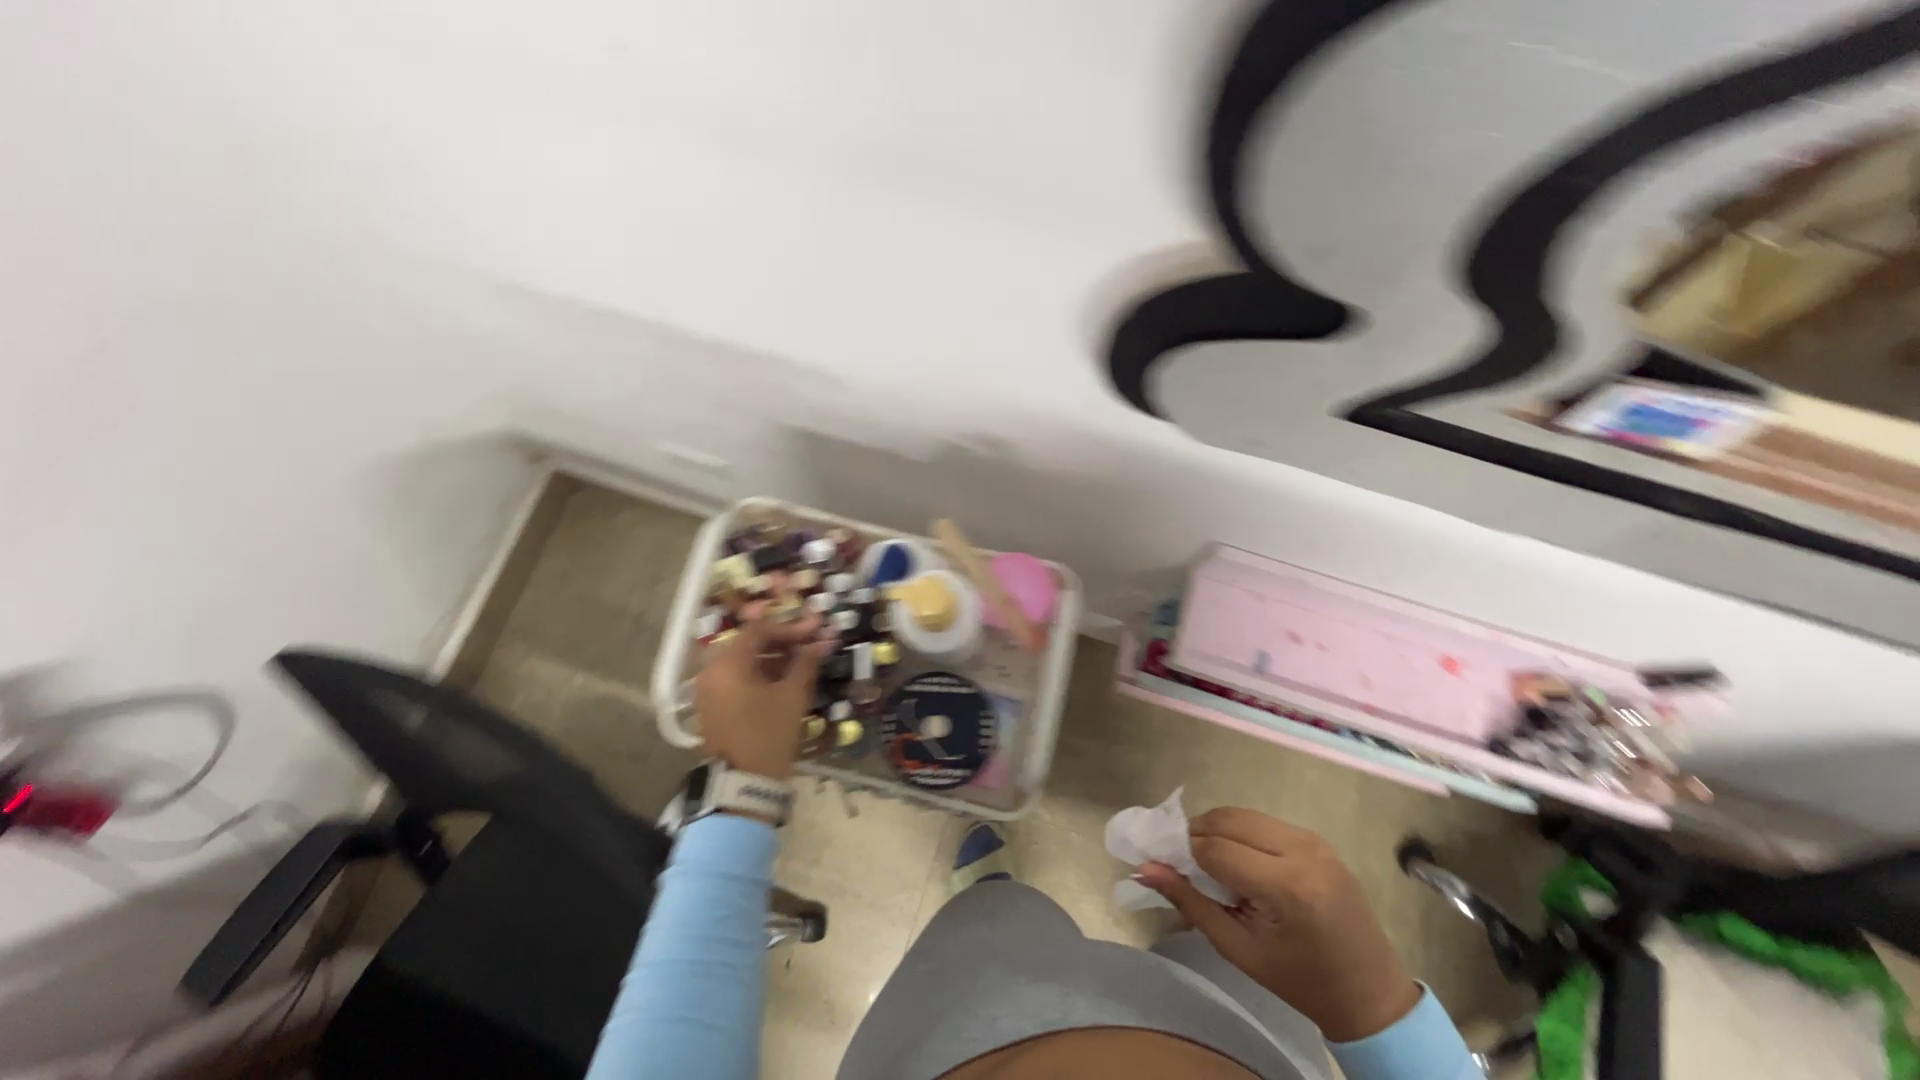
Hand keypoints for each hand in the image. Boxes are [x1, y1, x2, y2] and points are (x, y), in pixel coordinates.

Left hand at [694, 609, 826, 779]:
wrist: (744, 785)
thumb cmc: (769, 736)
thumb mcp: (792, 696)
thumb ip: (806, 662)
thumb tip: (824, 638)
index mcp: (727, 664)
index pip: (759, 630)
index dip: (791, 627)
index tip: (817, 629)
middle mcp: (710, 671)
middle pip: (748, 643)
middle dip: (782, 640)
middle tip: (811, 643)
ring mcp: (707, 690)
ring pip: (742, 661)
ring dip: (771, 657)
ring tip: (802, 661)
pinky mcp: (711, 706)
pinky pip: (735, 678)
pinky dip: (758, 674)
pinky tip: (783, 678)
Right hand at [1137, 807, 1421, 1042]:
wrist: (1368, 991)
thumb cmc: (1299, 980)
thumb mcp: (1238, 948)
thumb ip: (1191, 902)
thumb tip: (1145, 869)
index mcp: (1287, 887)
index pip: (1215, 849)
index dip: (1182, 853)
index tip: (1161, 865)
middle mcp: (1303, 852)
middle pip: (1228, 820)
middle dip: (1196, 834)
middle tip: (1179, 861)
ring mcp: (1315, 841)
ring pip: (1245, 815)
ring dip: (1217, 831)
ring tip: (1206, 863)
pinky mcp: (1318, 839)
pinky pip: (1265, 822)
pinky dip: (1240, 833)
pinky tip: (1235, 861)